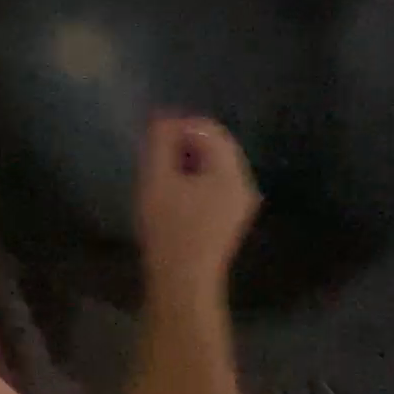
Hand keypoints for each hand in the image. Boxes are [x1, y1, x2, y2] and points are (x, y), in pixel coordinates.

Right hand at [137, 116, 259, 302]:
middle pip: (216, 144)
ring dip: (185, 155)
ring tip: (159, 167)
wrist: (182, 276)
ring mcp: (239, 201)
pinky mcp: (229, 212)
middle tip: (152, 150)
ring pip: (213, 161)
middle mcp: (243, 184)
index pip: (209, 129)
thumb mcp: (157, 177)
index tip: (151, 135)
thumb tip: (164, 118)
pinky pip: (213, 177)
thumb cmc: (168, 225)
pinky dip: (192, 171)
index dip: (179, 124)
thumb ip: (161, 143)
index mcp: (230, 175)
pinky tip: (171, 185)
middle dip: (183, 139)